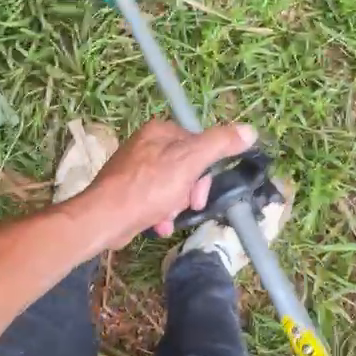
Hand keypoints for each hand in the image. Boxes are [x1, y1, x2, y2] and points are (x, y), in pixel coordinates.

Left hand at [78, 121, 258, 243]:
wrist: (105, 216)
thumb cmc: (149, 186)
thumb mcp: (189, 162)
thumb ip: (219, 144)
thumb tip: (249, 130)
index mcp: (160, 130)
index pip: (198, 145)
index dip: (205, 173)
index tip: (200, 194)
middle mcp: (145, 143)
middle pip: (185, 167)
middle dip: (188, 192)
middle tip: (185, 207)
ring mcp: (134, 166)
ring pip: (171, 185)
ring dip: (174, 206)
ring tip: (166, 218)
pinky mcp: (127, 188)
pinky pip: (154, 198)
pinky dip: (159, 212)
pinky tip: (157, 224)